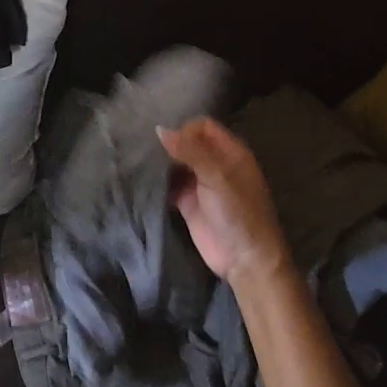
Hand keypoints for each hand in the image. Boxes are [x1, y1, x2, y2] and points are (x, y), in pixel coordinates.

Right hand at [159, 118, 291, 285]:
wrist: (245, 260)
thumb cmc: (239, 213)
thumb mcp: (218, 177)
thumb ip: (190, 151)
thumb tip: (159, 129)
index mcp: (230, 152)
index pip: (203, 127)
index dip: (186, 130)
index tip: (170, 144)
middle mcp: (215, 164)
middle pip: (187, 143)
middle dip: (169, 145)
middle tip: (147, 151)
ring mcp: (201, 184)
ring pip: (176, 163)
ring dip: (161, 163)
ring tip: (141, 163)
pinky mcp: (188, 202)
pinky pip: (169, 185)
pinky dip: (158, 183)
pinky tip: (144, 182)